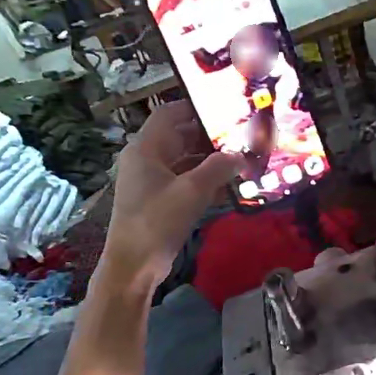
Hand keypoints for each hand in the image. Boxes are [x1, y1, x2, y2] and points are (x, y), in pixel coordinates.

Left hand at [101, 101, 245, 286]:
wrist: (133, 267)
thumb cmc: (157, 221)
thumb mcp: (192, 191)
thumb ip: (218, 168)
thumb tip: (240, 155)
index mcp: (145, 148)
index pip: (169, 113)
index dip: (196, 107)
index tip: (226, 109)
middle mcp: (145, 159)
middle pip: (180, 136)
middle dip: (209, 137)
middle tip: (242, 136)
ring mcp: (150, 181)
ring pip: (184, 161)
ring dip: (210, 161)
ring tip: (241, 160)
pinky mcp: (158, 201)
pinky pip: (183, 182)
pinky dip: (203, 181)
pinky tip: (229, 187)